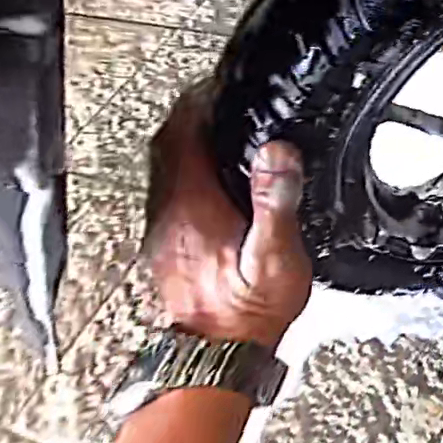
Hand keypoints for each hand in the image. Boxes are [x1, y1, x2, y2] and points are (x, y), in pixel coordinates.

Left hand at [144, 84, 310, 348]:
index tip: (212, 87)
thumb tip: (277, 152)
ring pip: (165, 172)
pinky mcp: (171, 247)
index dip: (195, 107)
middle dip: (188, 119)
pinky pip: (171, 193)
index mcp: (196, 210)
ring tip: (213, 128)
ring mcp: (167, 233)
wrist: (220, 355)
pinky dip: (187, 171)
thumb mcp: (276, 253)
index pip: (181, 141)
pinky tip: (209, 175)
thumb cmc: (249, 311)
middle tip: (212, 99)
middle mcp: (172, 217)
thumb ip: (276, 200)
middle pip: (167, 150)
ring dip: (185, 144)